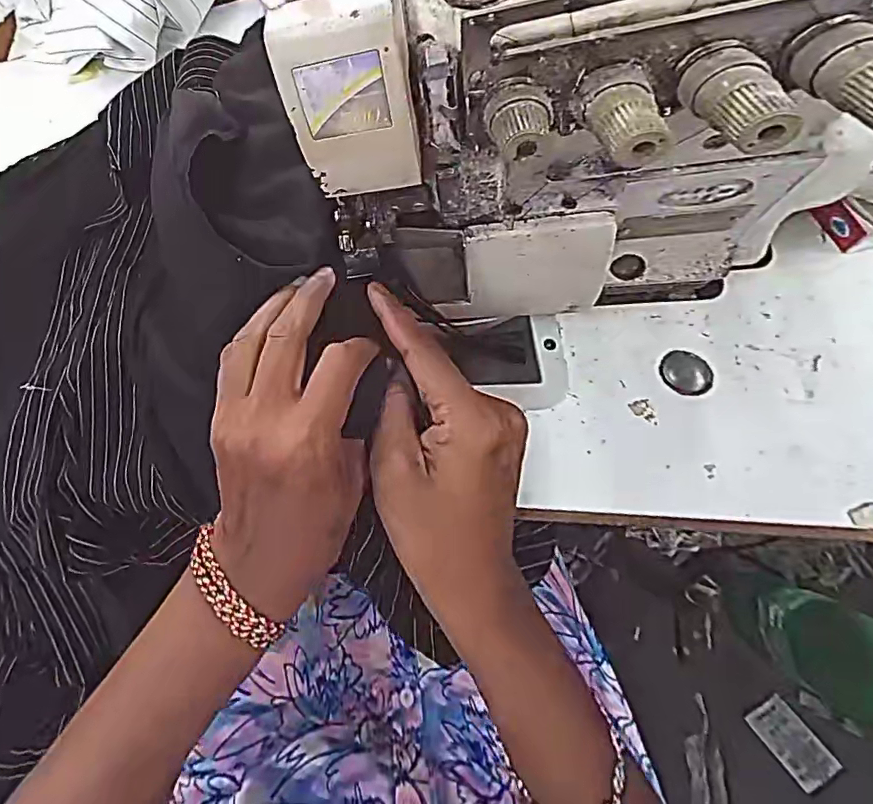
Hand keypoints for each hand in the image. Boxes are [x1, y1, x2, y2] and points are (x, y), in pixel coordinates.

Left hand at [209, 268, 377, 621]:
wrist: (255, 564)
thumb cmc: (309, 534)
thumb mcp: (354, 480)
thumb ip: (358, 422)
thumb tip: (365, 381)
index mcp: (307, 438)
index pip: (338, 361)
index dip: (360, 345)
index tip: (369, 346)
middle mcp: (266, 420)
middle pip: (288, 334)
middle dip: (311, 298)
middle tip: (326, 281)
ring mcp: (236, 416)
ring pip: (251, 338)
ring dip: (275, 305)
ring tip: (296, 288)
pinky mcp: (219, 418)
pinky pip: (231, 359)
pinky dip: (250, 332)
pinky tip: (266, 320)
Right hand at [367, 283, 530, 629]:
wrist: (473, 581)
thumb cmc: (435, 543)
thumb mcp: (393, 473)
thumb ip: (391, 409)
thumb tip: (392, 373)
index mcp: (472, 420)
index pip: (428, 354)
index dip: (396, 319)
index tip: (379, 292)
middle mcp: (499, 414)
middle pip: (440, 369)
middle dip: (403, 364)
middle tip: (366, 365)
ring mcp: (506, 423)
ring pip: (448, 386)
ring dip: (418, 390)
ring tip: (392, 425)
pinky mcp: (502, 433)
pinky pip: (460, 402)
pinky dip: (435, 405)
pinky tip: (414, 429)